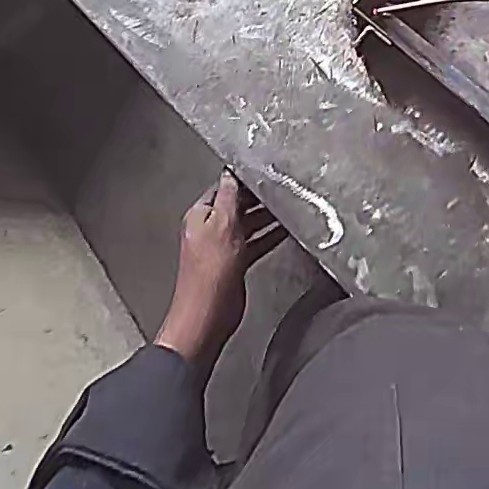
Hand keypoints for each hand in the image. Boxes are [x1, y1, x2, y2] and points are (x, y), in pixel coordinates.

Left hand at [154, 171, 286, 372]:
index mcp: (200, 216)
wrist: (208, 316)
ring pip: (248, 225)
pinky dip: (268, 237)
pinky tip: (284, 232)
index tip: (262, 174)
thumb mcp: (222, 224)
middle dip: (258, 199)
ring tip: (287, 208)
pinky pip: (254, 243)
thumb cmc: (210, 273)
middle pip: (237, 206)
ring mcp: (222, 247)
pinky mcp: (235, 264)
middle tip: (280, 189)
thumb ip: (228, 197)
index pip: (223, 188)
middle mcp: (210, 229)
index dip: (242, 180)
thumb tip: (231, 173)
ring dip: (266, 217)